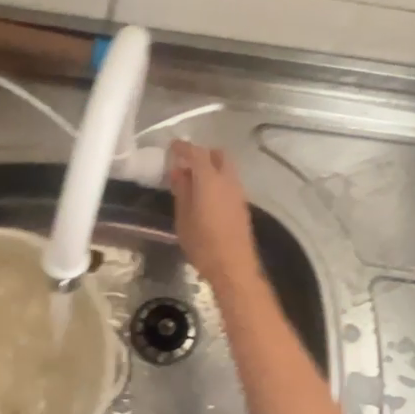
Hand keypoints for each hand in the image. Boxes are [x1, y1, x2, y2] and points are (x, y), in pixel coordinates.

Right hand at [168, 140, 259, 287]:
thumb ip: (182, 191)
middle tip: (186, 162)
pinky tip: (206, 195)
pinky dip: (218, 180)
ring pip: (227, 168)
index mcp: (210, 180)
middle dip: (202, 153)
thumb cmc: (203, 243)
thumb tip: (178, 171)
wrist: (233, 266)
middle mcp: (228, 180)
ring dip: (212, 167)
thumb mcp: (183, 218)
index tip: (172, 147)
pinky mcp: (242, 205)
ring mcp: (238, 192)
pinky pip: (230, 182)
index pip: (197, 153)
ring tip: (193, 180)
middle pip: (218, 155)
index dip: (183, 147)